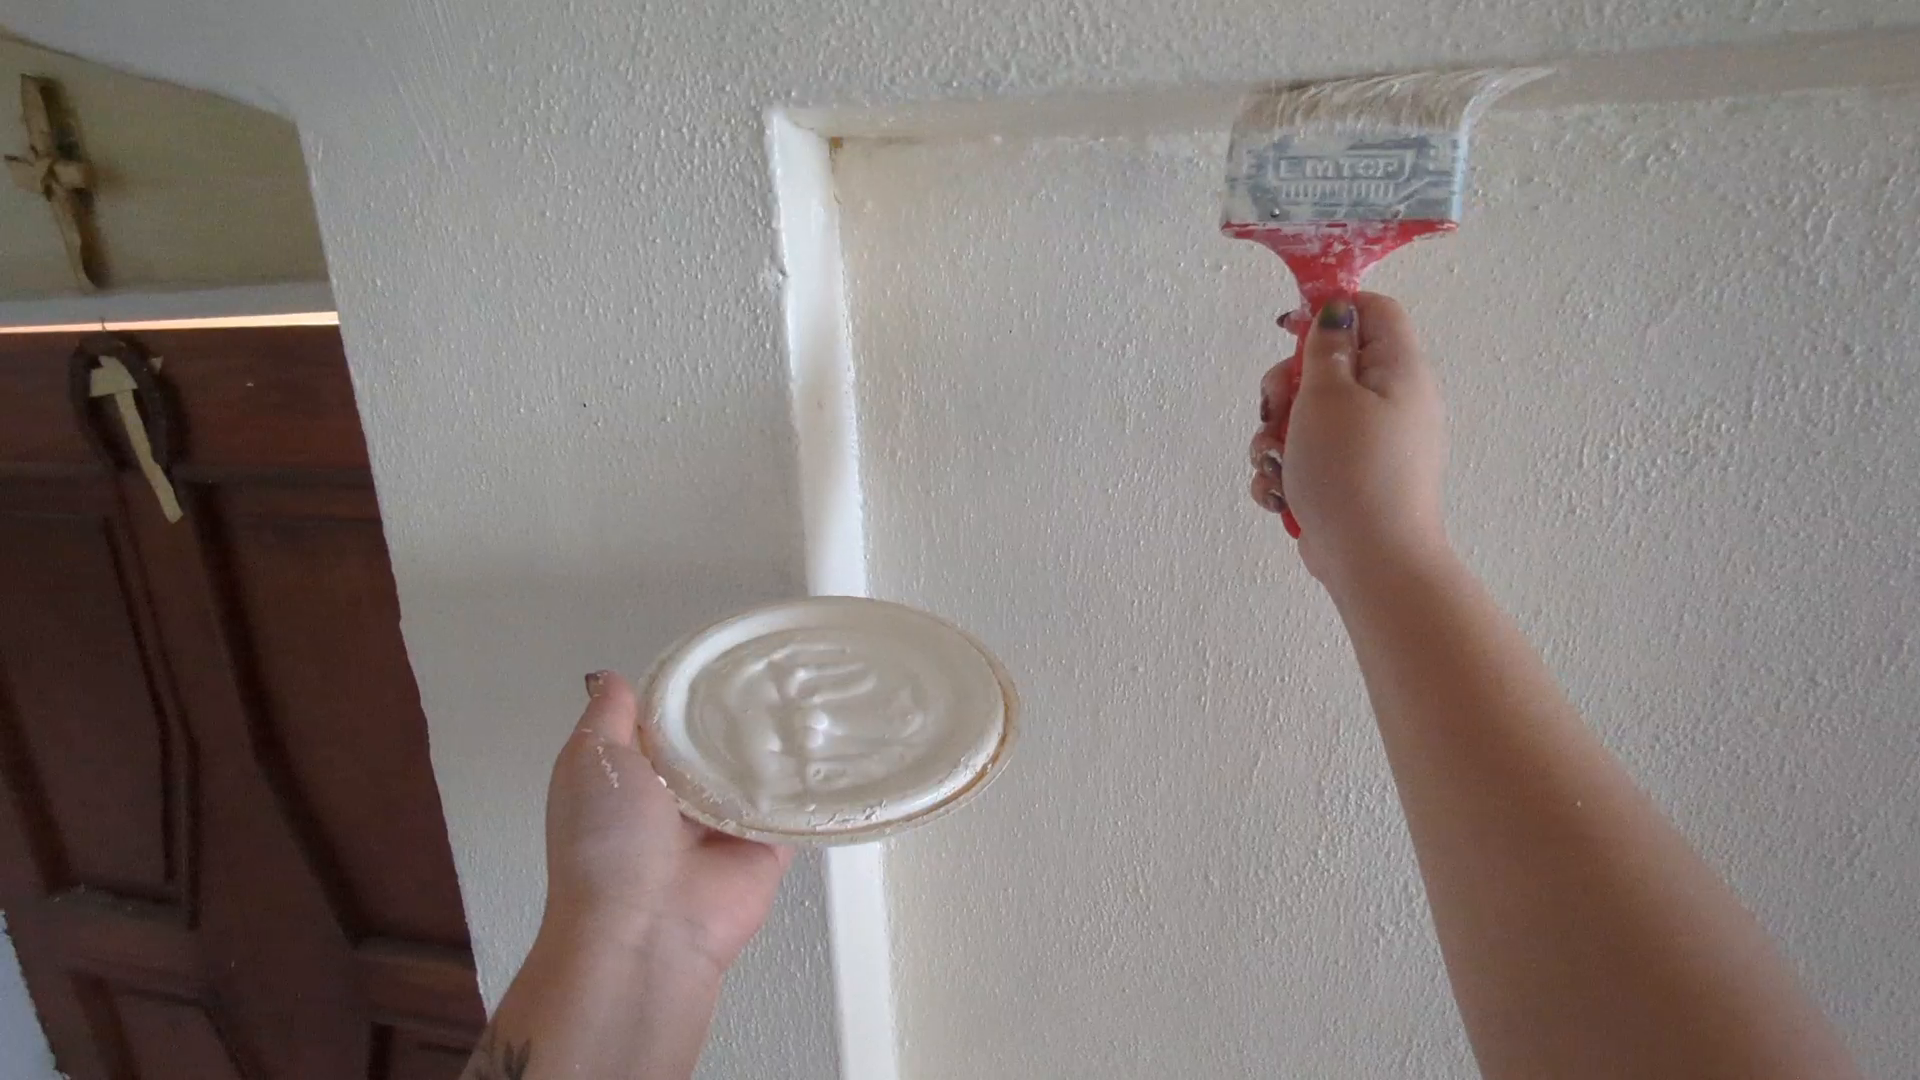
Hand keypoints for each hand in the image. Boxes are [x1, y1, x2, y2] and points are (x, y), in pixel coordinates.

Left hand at [539, 671, 792, 973]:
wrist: (648, 928)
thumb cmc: (607, 841)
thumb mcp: (590, 762)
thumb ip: (608, 717)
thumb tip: (610, 677)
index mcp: (639, 776)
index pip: (672, 721)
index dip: (693, 690)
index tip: (725, 654)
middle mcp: (684, 796)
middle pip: (722, 742)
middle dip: (745, 712)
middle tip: (781, 668)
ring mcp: (729, 820)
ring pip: (761, 768)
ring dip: (781, 742)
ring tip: (815, 691)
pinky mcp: (769, 841)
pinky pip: (793, 803)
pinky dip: (809, 781)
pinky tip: (833, 741)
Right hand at [1249, 292, 1449, 587]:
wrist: (1369, 556)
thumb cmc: (1349, 468)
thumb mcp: (1327, 396)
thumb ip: (1325, 349)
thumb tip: (1336, 314)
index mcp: (1398, 371)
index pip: (1373, 312)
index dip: (1329, 311)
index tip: (1286, 331)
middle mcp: (1389, 404)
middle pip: (1328, 368)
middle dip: (1285, 389)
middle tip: (1273, 409)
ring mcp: (1367, 446)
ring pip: (1306, 419)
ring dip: (1275, 437)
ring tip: (1272, 463)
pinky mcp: (1347, 480)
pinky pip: (1308, 459)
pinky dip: (1285, 471)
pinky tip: (1278, 493)